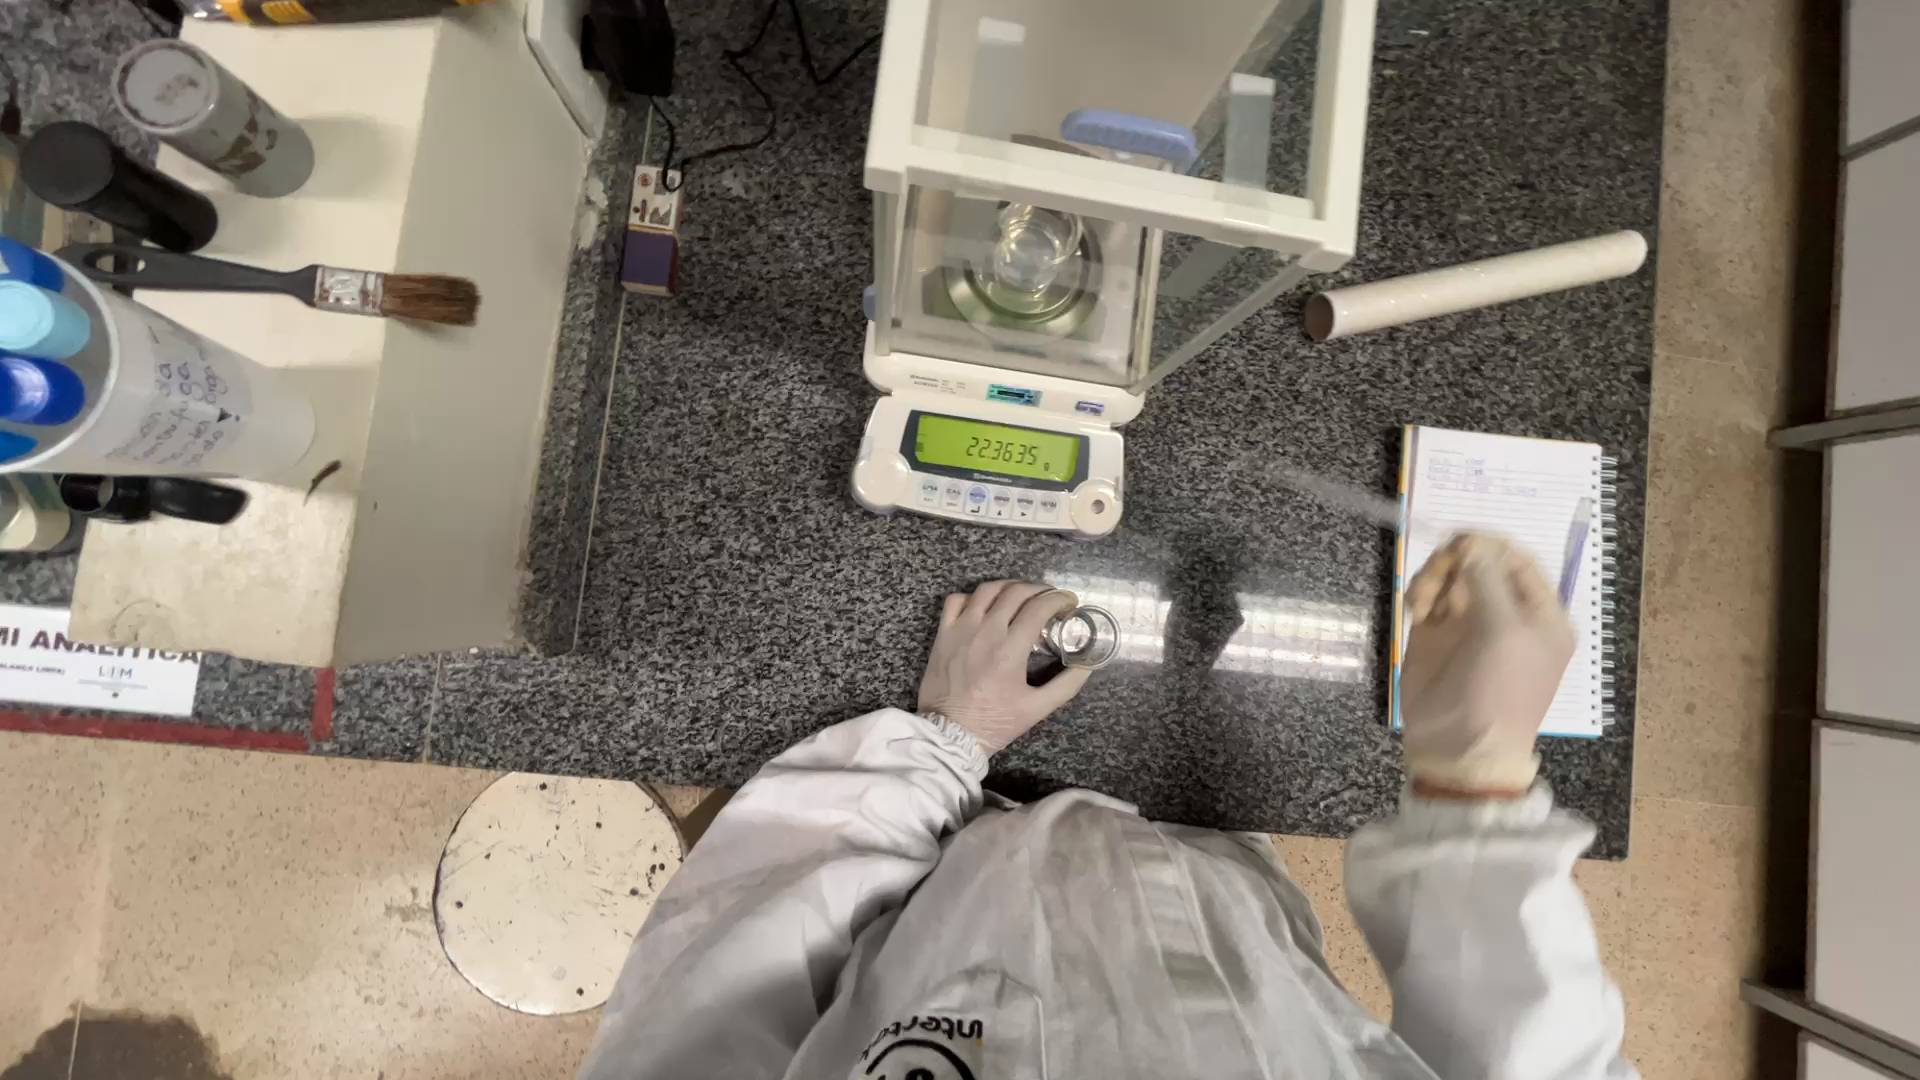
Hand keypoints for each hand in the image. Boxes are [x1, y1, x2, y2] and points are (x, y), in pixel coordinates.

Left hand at [918, 581, 1091, 753]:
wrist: (949, 734)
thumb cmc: (994, 722)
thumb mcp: (1037, 709)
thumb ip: (1067, 685)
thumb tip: (1088, 664)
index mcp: (1010, 649)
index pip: (1039, 607)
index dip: (1059, 599)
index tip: (1069, 603)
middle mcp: (986, 631)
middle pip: (1016, 592)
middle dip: (1039, 590)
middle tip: (1050, 600)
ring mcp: (961, 629)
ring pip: (987, 589)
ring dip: (1009, 587)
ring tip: (1021, 596)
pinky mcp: (943, 633)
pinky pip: (956, 600)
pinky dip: (973, 596)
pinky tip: (985, 606)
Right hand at [1399, 532, 1575, 795]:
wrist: (1461, 742)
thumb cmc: (1498, 689)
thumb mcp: (1504, 632)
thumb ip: (1487, 581)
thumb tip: (1469, 541)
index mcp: (1537, 614)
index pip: (1516, 561)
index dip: (1489, 544)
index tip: (1458, 539)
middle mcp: (1502, 613)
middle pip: (1475, 564)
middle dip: (1454, 562)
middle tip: (1438, 574)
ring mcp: (1464, 623)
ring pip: (1446, 577)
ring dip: (1431, 579)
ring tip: (1422, 601)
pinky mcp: (1430, 634)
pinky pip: (1424, 597)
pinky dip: (1418, 595)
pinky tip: (1415, 611)